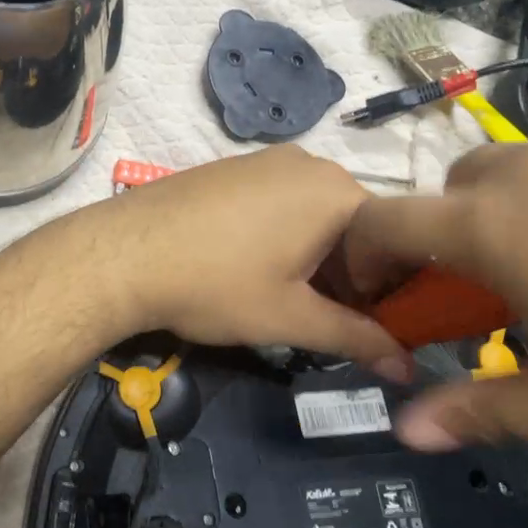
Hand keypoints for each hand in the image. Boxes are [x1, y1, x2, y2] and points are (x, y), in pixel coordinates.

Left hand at [55, 145, 411, 377]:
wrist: (119, 254)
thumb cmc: (215, 285)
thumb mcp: (290, 319)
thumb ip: (355, 339)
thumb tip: (407, 368)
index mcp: (339, 191)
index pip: (394, 242)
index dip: (388, 290)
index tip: (370, 328)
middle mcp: (308, 163)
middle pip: (352, 226)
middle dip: (346, 275)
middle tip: (322, 320)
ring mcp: (262, 160)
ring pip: (311, 215)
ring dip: (311, 258)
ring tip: (281, 299)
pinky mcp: (227, 168)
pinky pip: (274, 203)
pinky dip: (277, 237)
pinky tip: (247, 270)